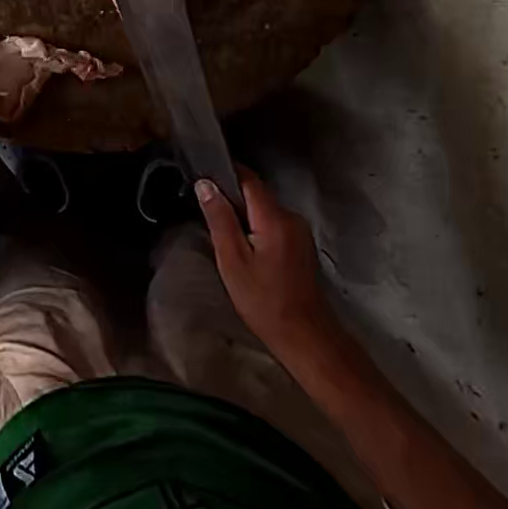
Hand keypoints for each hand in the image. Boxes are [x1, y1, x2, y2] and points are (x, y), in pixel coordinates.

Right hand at [196, 166, 334, 351]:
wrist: (305, 337)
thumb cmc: (264, 301)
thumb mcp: (232, 259)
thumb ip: (219, 218)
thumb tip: (205, 184)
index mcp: (275, 219)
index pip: (249, 179)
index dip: (225, 172)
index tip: (202, 172)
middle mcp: (292, 219)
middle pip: (257, 194)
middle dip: (231, 195)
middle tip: (204, 207)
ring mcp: (299, 232)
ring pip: (264, 209)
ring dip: (242, 213)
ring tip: (219, 228)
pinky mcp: (300, 246)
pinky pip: (272, 223)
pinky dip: (254, 226)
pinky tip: (241, 244)